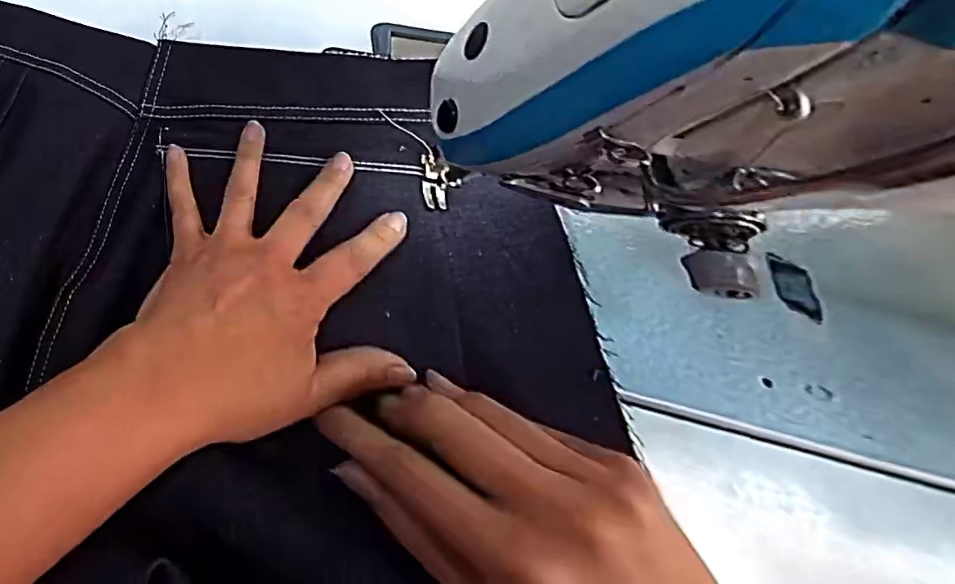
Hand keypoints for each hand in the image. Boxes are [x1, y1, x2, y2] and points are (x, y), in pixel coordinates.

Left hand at [111, 120, 415, 447]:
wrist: (164, 385)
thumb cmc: (236, 394)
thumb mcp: (306, 393)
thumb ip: (355, 373)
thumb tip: (405, 368)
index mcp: (299, 296)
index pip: (349, 263)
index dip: (376, 241)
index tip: (397, 217)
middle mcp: (267, 261)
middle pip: (303, 214)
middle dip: (327, 185)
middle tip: (342, 159)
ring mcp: (226, 248)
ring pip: (242, 193)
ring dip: (251, 157)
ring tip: (255, 128)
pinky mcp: (189, 249)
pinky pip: (184, 206)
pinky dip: (179, 177)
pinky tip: (174, 151)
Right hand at [316, 374, 715, 583]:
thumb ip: (420, 540)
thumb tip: (356, 474)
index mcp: (517, 562)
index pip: (412, 474)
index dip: (362, 438)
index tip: (333, 413)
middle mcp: (556, 508)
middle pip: (448, 421)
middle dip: (398, 404)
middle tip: (369, 398)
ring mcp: (596, 477)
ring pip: (490, 408)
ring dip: (441, 396)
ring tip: (408, 392)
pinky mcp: (621, 462)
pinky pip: (536, 422)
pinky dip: (495, 415)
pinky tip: (471, 409)